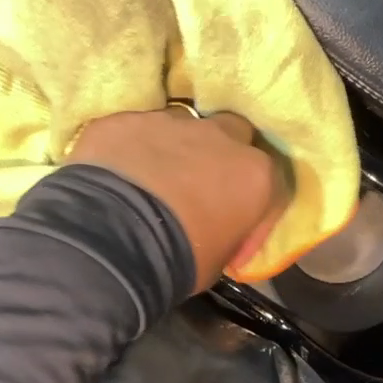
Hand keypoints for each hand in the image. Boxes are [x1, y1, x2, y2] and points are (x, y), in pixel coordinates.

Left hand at [69, 105, 282, 293]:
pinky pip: (133, 132)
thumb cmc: (177, 260)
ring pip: (180, 127)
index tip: (231, 236)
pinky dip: (129, 150)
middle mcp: (219, 137)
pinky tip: (113, 176)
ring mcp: (169, 122)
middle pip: (231, 134)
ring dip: (172, 150)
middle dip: (219, 155)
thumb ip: (226, 234)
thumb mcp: (217, 262)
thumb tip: (214, 232)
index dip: (251, 212)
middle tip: (196, 187)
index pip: (269, 186)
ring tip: (150, 181)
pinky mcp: (125, 120)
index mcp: (255, 175)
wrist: (112, 239)